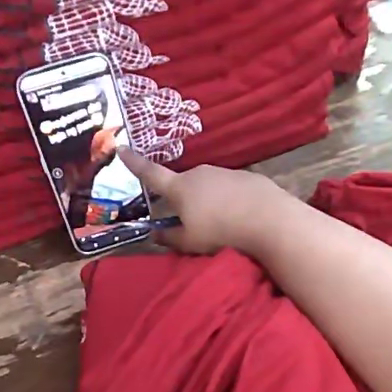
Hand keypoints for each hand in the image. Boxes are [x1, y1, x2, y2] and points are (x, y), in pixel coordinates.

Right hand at [120, 149, 300, 255]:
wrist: (269, 219)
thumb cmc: (221, 232)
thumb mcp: (190, 242)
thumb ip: (169, 237)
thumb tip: (154, 233)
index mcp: (180, 187)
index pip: (150, 174)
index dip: (134, 163)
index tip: (121, 148)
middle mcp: (199, 173)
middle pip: (183, 185)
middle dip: (182, 199)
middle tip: (189, 222)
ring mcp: (224, 172)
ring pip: (208, 187)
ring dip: (208, 202)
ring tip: (220, 225)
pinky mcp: (246, 177)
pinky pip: (230, 189)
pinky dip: (229, 201)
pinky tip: (240, 218)